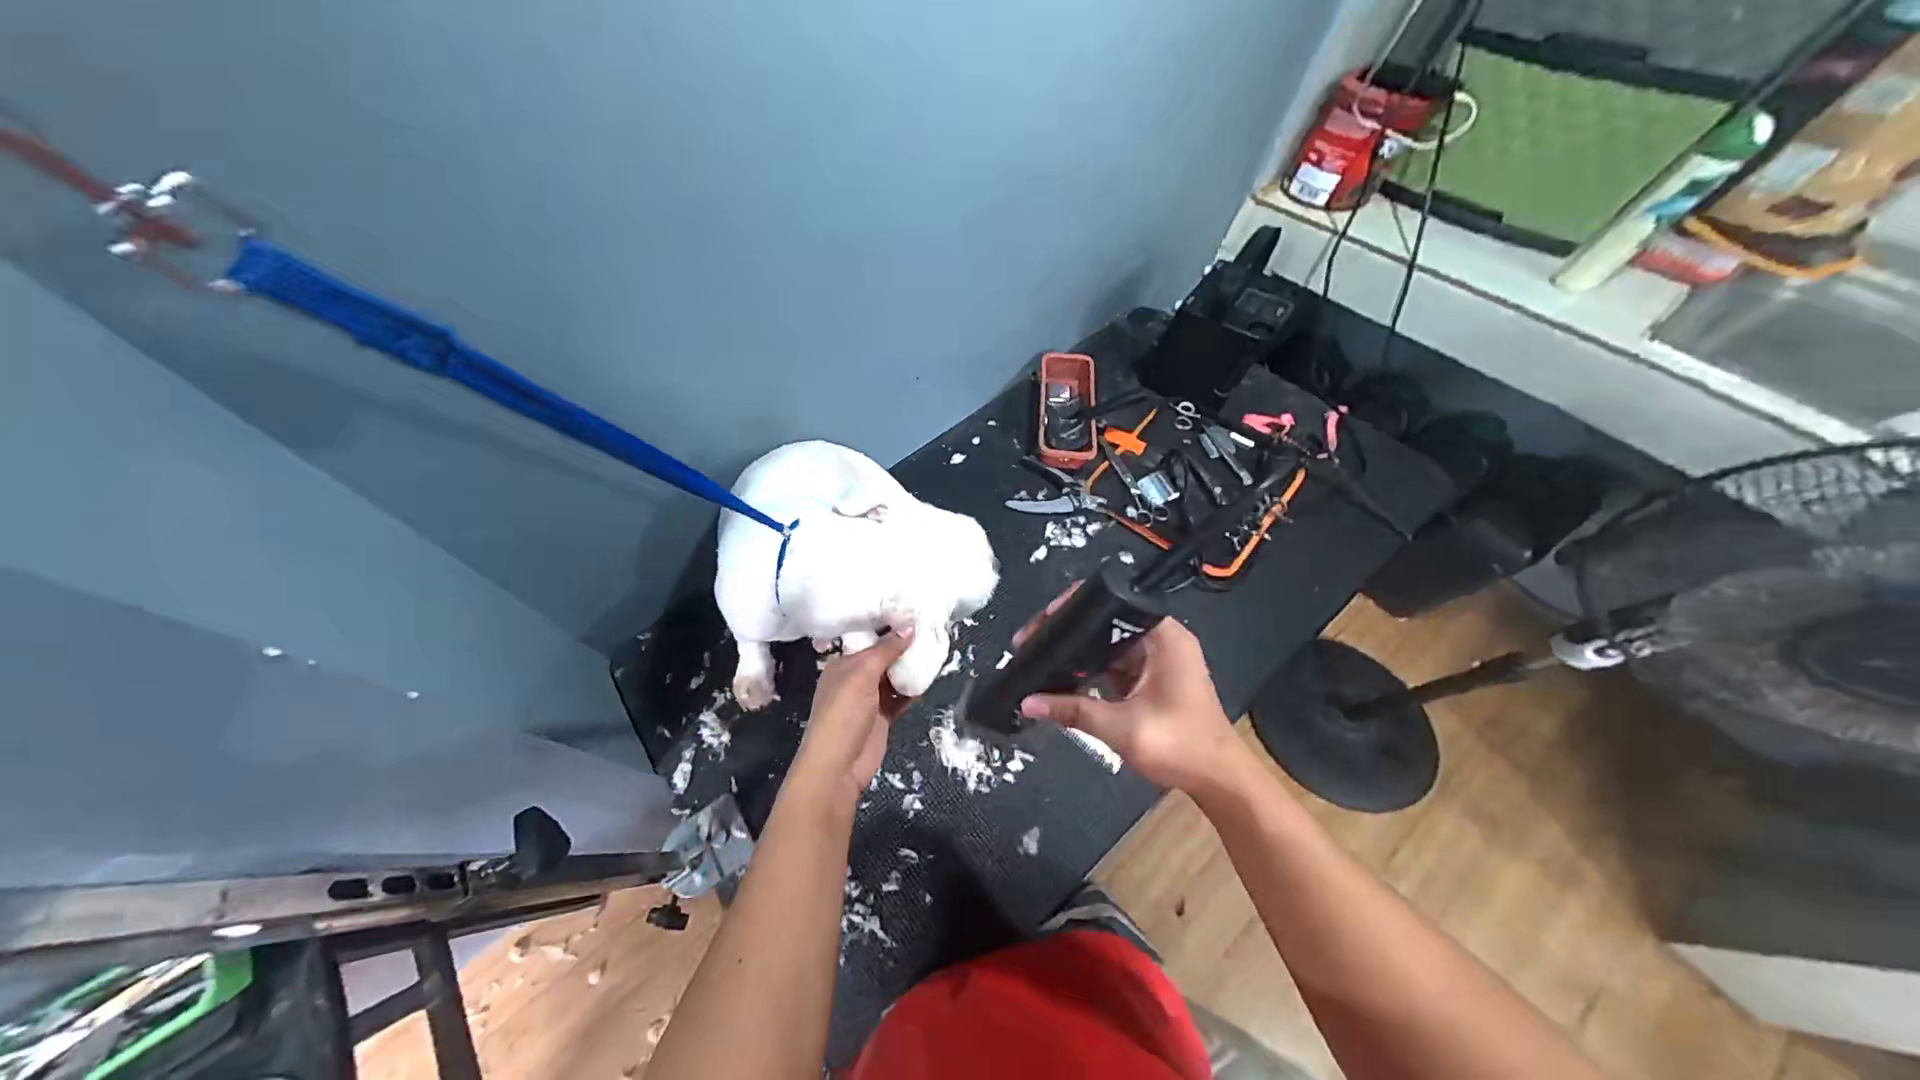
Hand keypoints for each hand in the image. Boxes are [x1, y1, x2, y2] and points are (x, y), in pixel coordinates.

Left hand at [789, 629, 914, 809]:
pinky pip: (900, 697)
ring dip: (910, 667)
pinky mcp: (882, 717)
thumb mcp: (862, 674)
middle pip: (883, 657)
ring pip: (894, 676)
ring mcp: (869, 699)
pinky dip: (912, 690)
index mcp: (843, 664)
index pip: (869, 639)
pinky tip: (928, 679)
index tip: (915, 614)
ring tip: (935, 651)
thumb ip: (886, 650)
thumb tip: (909, 626)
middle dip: (904, 646)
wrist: (838, 766)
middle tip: (932, 630)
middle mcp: (855, 678)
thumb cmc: (843, 714)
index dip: (889, 627)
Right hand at [1016, 586, 1247, 794]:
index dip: (1077, 607)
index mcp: (1163, 637)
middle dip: (1071, 632)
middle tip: (1032, 641)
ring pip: (1108, 647)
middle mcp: (1162, 640)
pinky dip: (1092, 672)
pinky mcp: (1151, 679)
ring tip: (1040, 655)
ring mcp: (1157, 660)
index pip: (1114, 604)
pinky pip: (1114, 666)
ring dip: (1079, 654)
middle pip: (1108, 624)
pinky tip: (1062, 676)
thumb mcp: (1121, 727)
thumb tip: (1027, 702)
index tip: (1046, 619)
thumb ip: (1072, 710)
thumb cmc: (1179, 746)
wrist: (1218, 781)